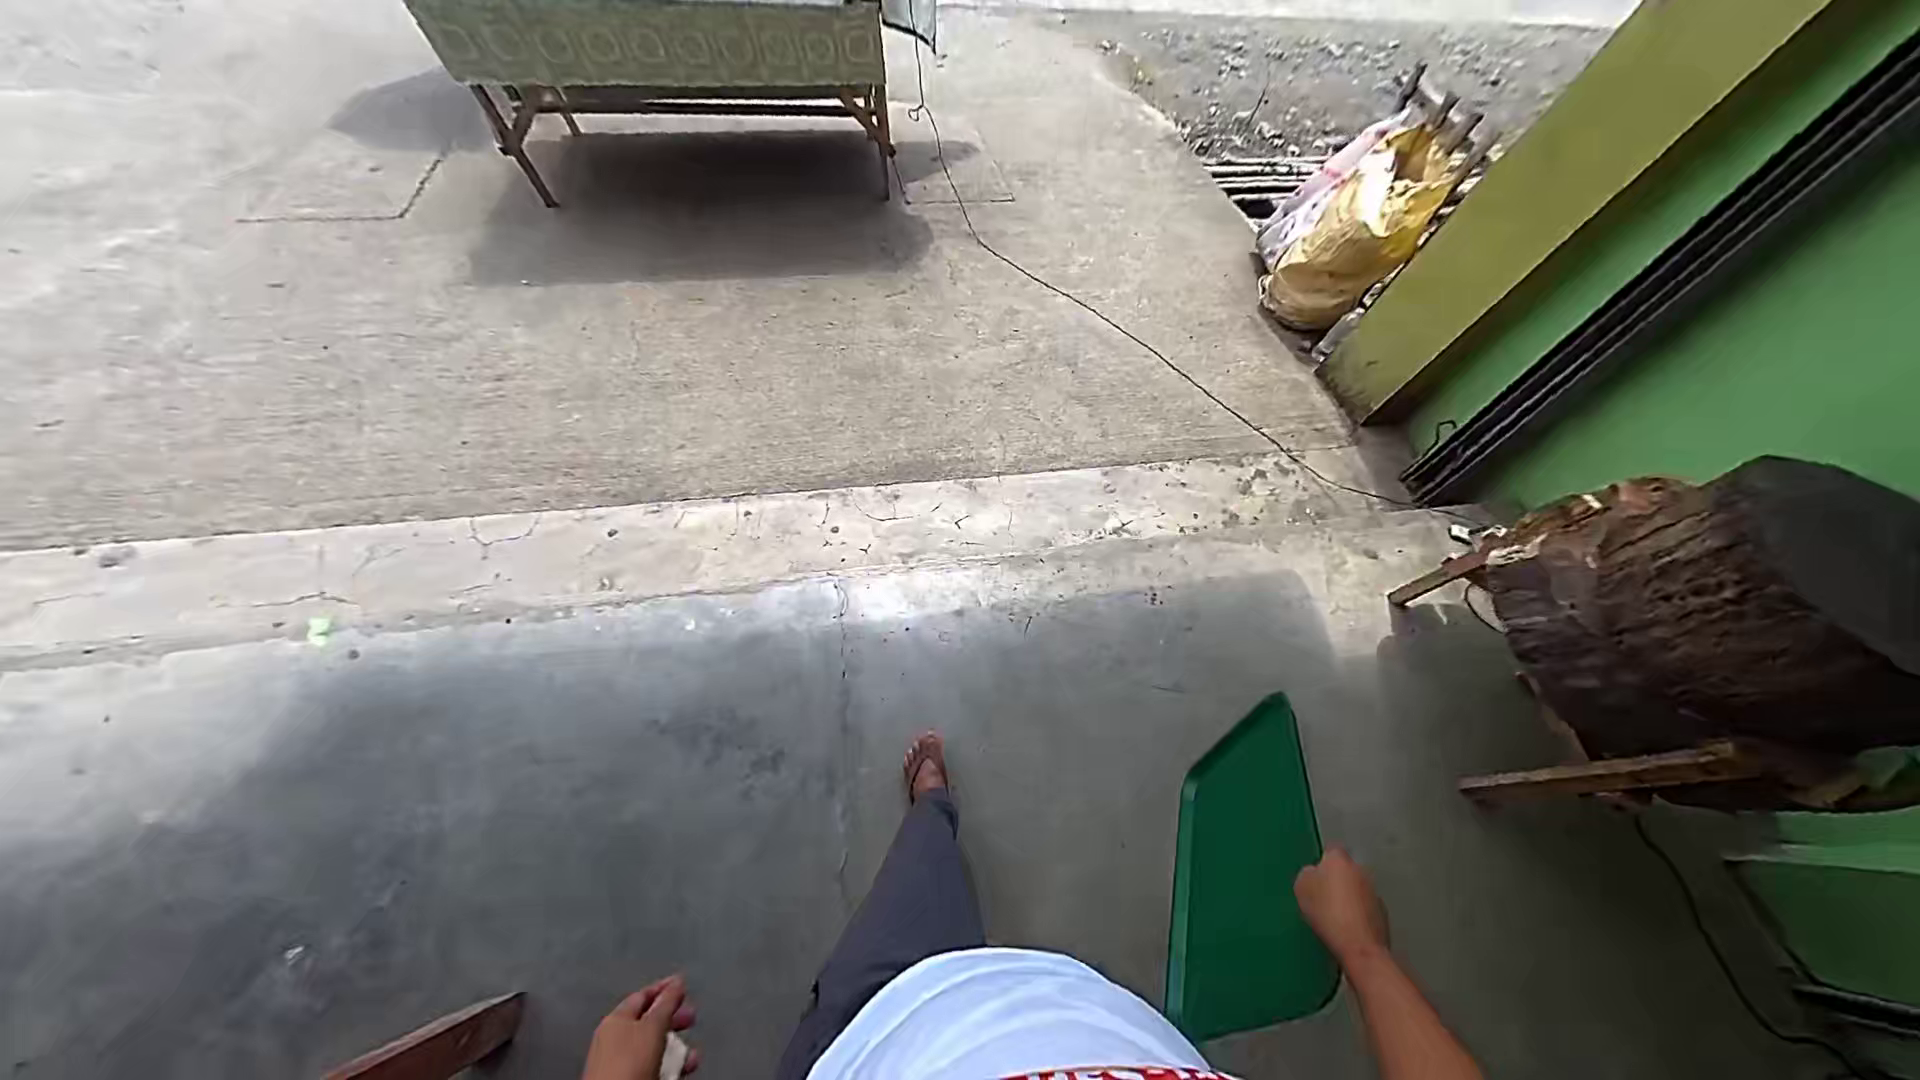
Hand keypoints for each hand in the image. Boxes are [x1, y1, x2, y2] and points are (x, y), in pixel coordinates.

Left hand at [581, 975, 700, 1079]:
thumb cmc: (630, 1061)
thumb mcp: (654, 1026)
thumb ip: (667, 1002)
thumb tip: (677, 981)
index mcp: (615, 1020)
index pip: (643, 995)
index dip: (665, 988)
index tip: (684, 985)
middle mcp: (613, 1039)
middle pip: (649, 1022)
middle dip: (673, 1018)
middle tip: (691, 1018)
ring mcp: (617, 1063)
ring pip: (652, 1047)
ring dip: (675, 1047)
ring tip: (692, 1054)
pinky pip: (651, 1066)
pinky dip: (668, 1064)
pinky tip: (683, 1068)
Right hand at [1294, 848, 1389, 966]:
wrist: (1359, 948)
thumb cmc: (1326, 912)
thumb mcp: (1302, 887)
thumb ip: (1308, 874)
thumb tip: (1315, 875)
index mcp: (1339, 859)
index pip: (1330, 851)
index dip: (1321, 863)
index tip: (1314, 877)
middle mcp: (1360, 871)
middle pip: (1345, 871)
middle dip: (1336, 880)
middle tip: (1321, 897)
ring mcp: (1375, 894)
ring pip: (1357, 890)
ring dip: (1348, 898)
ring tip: (1334, 916)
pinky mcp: (1384, 916)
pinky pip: (1366, 909)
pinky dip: (1358, 915)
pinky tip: (1347, 928)